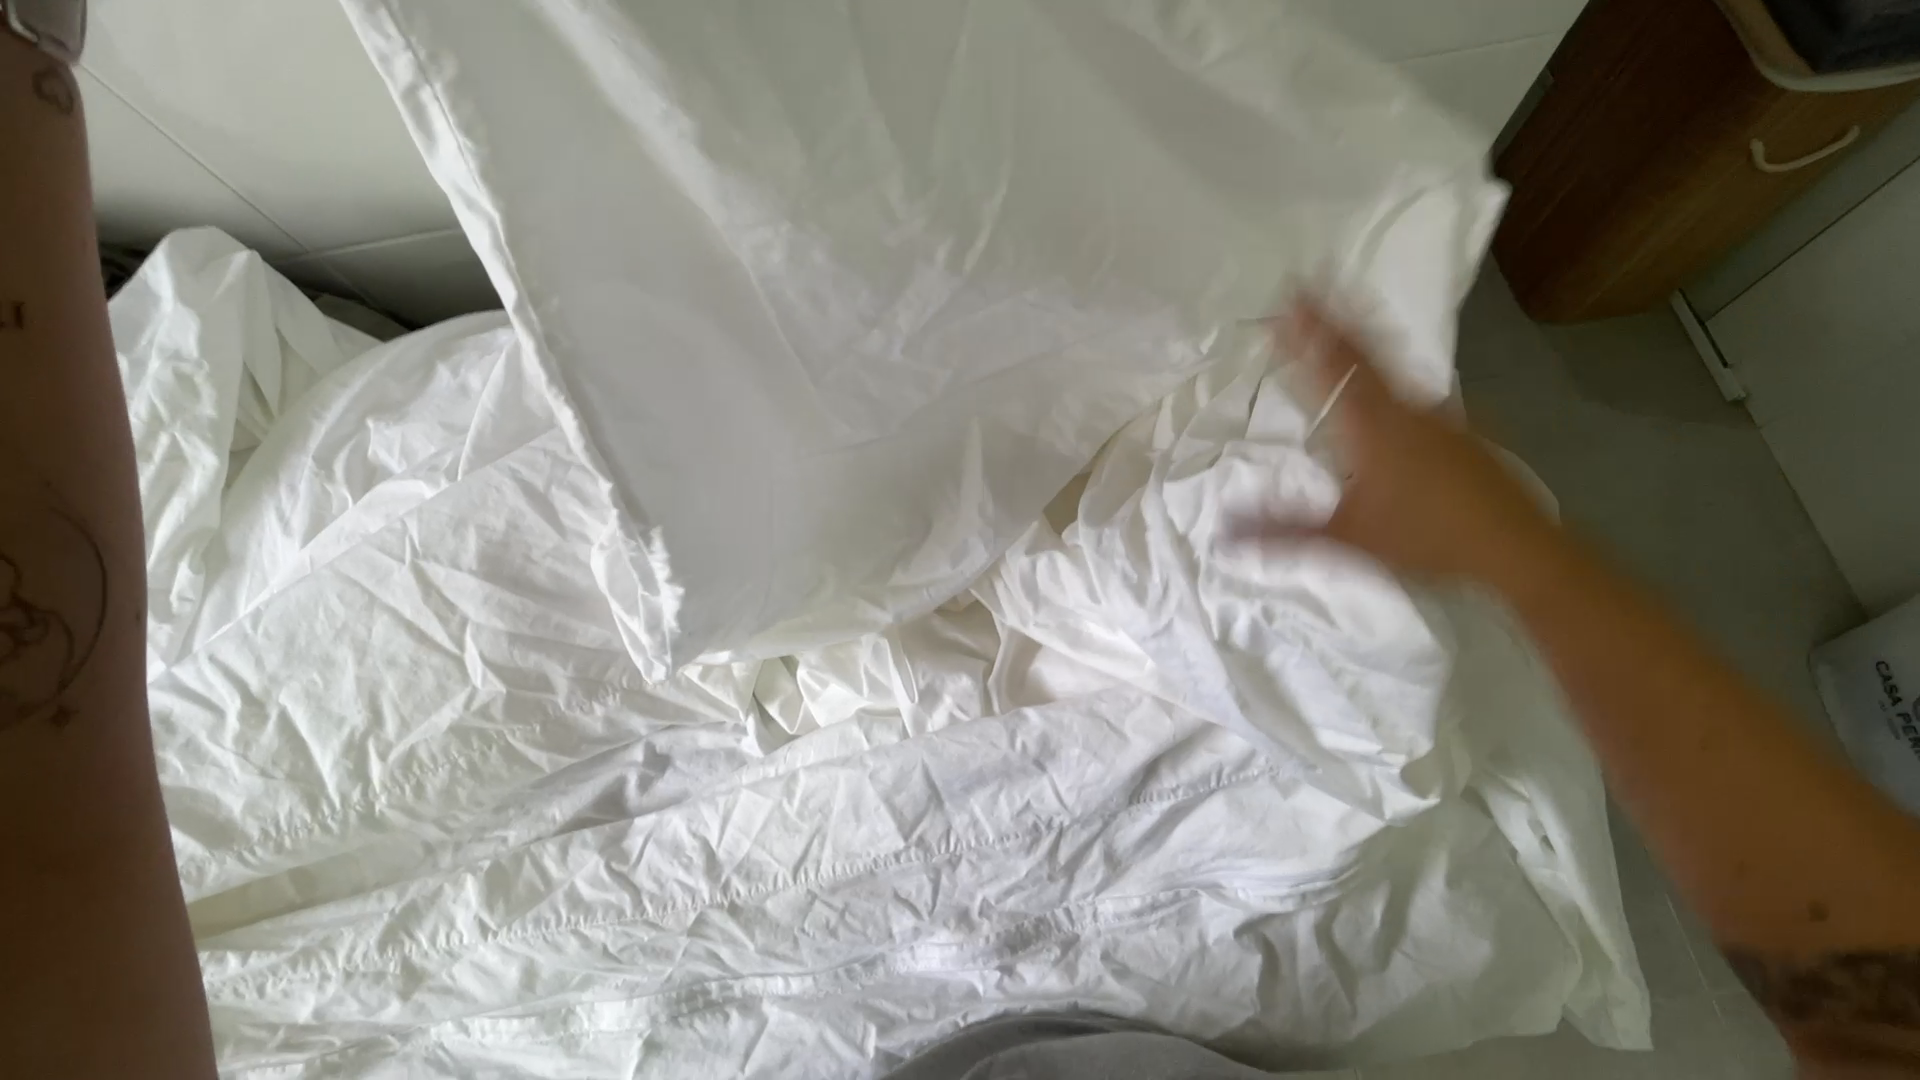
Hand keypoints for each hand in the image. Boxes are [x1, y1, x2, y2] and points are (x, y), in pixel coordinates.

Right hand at [1230, 297, 1563, 592]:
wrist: (1516, 547)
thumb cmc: (1426, 538)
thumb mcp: (1345, 539)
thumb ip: (1281, 531)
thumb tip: (1220, 530)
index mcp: (1372, 428)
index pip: (1333, 370)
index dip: (1306, 336)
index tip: (1284, 306)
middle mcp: (1406, 409)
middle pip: (1364, 350)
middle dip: (1333, 314)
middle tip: (1309, 281)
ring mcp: (1439, 415)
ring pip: (1393, 363)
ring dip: (1363, 333)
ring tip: (1345, 309)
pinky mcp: (1460, 429)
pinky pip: (1414, 385)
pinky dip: (1390, 365)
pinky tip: (1392, 381)